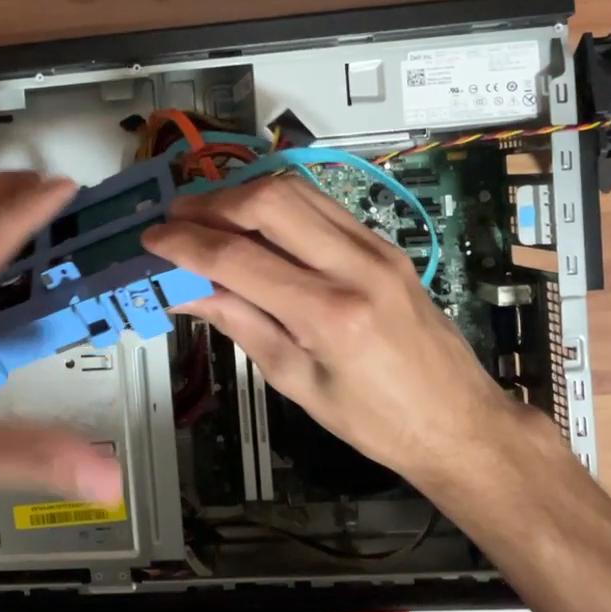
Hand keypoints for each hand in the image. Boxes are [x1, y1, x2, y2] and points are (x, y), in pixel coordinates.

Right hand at [142, 175, 510, 480]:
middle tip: (175, 220)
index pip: (236, 258)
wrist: (460, 422)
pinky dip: (276, 202)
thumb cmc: (375, 422)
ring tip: (205, 216)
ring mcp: (376, 247)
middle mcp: (355, 266)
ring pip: (296, 190)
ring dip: (241, 193)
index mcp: (328, 315)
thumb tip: (181, 291)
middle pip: (268, 201)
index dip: (183, 244)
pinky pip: (320, 203)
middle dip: (211, 203)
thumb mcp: (294, 381)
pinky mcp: (385, 243)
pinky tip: (252, 222)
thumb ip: (238, 322)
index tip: (150, 239)